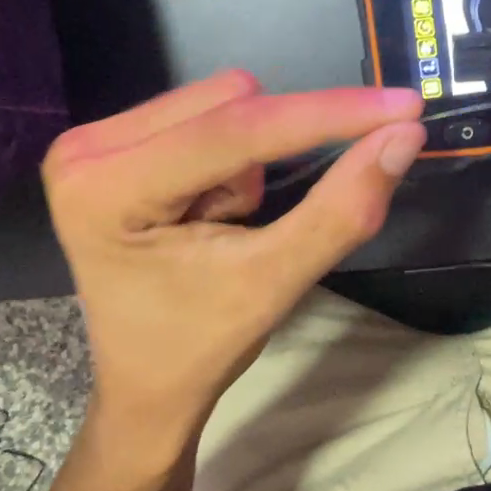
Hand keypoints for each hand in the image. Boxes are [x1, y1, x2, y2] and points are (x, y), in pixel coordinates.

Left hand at [41, 71, 425, 436]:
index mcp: (106, 190)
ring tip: (223, 224)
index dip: (326, 115)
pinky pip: (208, 113)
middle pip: (230, 102)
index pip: (235, 131)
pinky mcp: (113, 141)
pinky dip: (234, 158)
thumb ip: (340, 208)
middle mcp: (86, 149)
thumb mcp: (274, 282)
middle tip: (250, 224)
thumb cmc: (199, 347)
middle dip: (270, 156)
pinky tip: (208, 210)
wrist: (147, 388)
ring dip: (252, 159)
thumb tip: (404, 136)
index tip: (403, 106)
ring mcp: (93, 140)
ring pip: (224, 102)